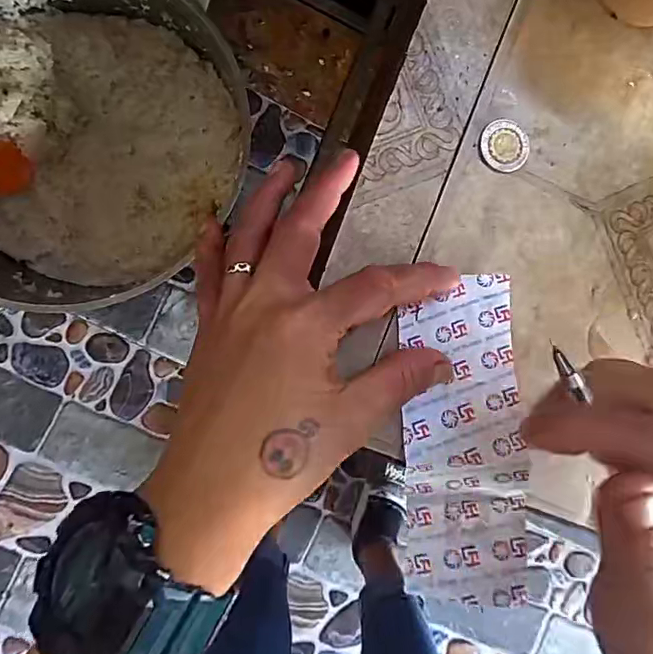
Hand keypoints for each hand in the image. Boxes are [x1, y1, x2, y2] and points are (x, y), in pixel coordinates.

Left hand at [139, 151, 459, 592]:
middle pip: (300, 231)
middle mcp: (266, 302)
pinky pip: (209, 275)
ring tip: (284, 166)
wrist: (206, 495)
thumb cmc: (282, 461)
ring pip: (247, 238)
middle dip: (326, 190)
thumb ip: (395, 379)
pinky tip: (213, 222)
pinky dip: (212, 245)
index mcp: (307, 324)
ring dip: (267, 198)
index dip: (415, 279)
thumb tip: (440, 356)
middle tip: (344, 159)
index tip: (447, 277)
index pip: (374, 288)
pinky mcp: (209, 328)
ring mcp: (231, 310)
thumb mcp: (348, 421)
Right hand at [522, 361, 652, 653]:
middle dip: (598, 393)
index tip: (537, 434)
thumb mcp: (644, 626)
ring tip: (554, 418)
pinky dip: (609, 404)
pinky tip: (580, 431)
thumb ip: (642, 558)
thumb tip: (630, 483)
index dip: (596, 426)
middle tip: (542, 415)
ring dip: (602, 392)